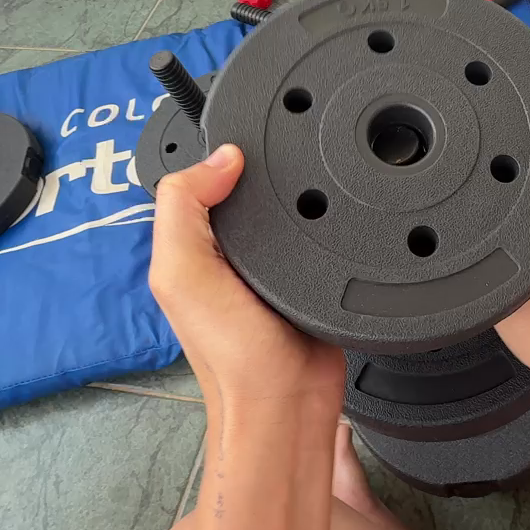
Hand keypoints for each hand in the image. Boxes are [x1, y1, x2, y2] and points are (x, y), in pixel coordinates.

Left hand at [149, 144, 344, 411]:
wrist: (289, 402)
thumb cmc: (232, 352)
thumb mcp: (184, 276)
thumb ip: (185, 211)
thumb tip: (223, 156)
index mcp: (195, 247)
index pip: (203, 182)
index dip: (221, 153)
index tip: (254, 127)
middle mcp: (233, 252)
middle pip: (251, 190)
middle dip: (270, 166)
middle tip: (300, 139)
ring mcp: (276, 264)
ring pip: (290, 207)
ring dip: (307, 189)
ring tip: (327, 161)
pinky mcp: (314, 274)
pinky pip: (323, 232)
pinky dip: (332, 216)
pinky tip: (345, 201)